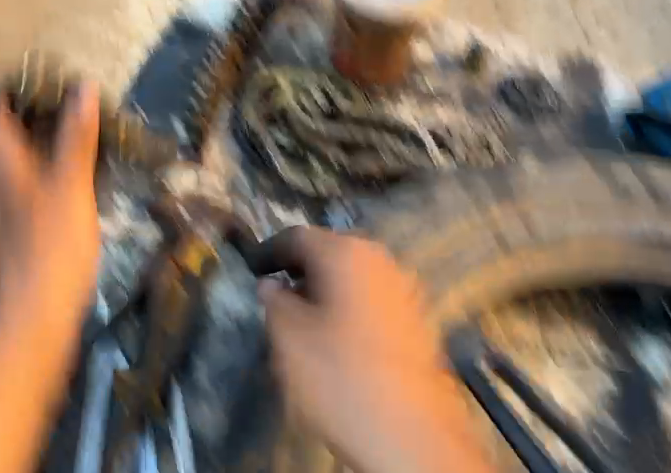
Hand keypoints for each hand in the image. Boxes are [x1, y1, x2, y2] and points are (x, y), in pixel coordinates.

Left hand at [0, 80, 101, 343]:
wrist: (28, 326)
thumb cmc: (47, 250)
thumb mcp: (71, 185)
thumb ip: (77, 135)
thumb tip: (83, 85)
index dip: (12, 78)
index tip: (49, 69)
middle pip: (2, 122)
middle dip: (34, 101)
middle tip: (76, 91)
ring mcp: (1, 200)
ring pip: (17, 150)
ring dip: (45, 131)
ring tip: (86, 121)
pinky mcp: (16, 223)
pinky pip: (29, 174)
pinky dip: (51, 159)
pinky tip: (83, 166)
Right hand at [258, 228, 493, 472]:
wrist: (412, 433)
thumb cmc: (341, 377)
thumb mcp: (289, 339)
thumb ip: (274, 302)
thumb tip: (271, 284)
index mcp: (345, 251)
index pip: (296, 236)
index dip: (269, 252)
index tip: (252, 272)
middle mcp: (378, 257)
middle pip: (329, 252)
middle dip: (301, 271)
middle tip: (277, 298)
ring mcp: (403, 286)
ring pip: (352, 276)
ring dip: (327, 291)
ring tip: (306, 323)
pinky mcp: (417, 317)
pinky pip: (372, 299)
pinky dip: (351, 308)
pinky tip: (340, 340)